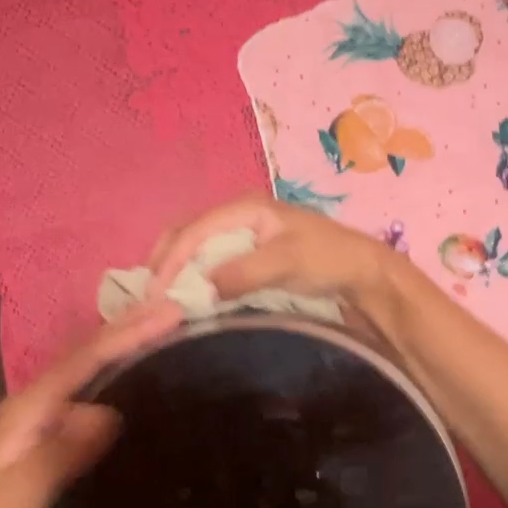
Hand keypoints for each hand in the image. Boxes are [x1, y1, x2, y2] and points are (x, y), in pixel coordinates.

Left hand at [0, 300, 183, 507]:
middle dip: (127, 330)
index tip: (170, 312)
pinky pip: (83, 396)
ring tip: (159, 332)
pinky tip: (127, 384)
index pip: (83, 360)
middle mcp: (31, 406)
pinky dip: (109, 379)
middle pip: (83, 357)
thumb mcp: (21, 492)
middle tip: (175, 309)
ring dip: (119, 349)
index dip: (126, 334)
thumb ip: (61, 452)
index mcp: (27, 409)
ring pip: (83, 374)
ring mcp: (35, 423)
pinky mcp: (42, 442)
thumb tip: (110, 413)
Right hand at [147, 196, 395, 308]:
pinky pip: (205, 259)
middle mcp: (236, 214)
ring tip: (158, 300)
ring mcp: (239, 232)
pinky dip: (188, 275)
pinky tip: (183, 296)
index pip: (193, 231)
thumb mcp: (288, 264)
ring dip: (172, 270)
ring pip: (191, 246)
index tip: (155, 295)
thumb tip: (202, 286)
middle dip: (162, 263)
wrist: (361, 270)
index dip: (170, 262)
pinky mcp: (244, 251)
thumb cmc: (327, 260)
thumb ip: (245, 272)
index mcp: (244, 207)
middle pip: (184, 233)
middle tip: (147, 299)